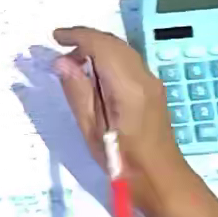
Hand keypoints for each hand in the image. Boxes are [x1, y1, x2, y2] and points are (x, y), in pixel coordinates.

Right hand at [52, 26, 197, 215]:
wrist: (161, 180)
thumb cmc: (123, 163)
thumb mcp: (92, 131)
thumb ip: (77, 92)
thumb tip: (62, 62)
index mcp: (128, 87)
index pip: (101, 45)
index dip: (77, 36)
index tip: (55, 38)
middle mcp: (144, 77)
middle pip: (114, 43)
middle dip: (86, 40)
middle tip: (60, 52)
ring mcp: (152, 83)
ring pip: (123, 51)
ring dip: (98, 49)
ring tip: (73, 64)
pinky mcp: (153, 91)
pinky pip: (129, 63)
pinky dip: (109, 59)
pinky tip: (94, 76)